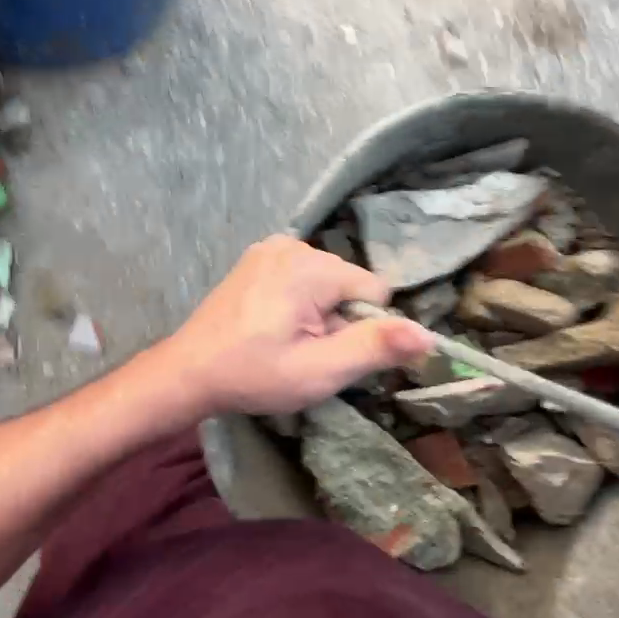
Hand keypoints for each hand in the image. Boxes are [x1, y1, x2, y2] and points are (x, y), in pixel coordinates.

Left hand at [157, 236, 433, 415]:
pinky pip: (300, 279)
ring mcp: (269, 248)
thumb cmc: (254, 374)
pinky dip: (296, 304)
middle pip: (348, 285)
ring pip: (326, 284)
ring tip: (284, 341)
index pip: (374, 292)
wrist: (190, 370)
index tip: (329, 352)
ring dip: (317, 315)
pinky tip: (271, 326)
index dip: (362, 329)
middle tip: (302, 351)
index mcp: (308, 264)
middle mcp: (290, 244)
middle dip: (338, 320)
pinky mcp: (256, 259)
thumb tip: (428, 335)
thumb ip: (375, 347)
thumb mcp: (320, 370)